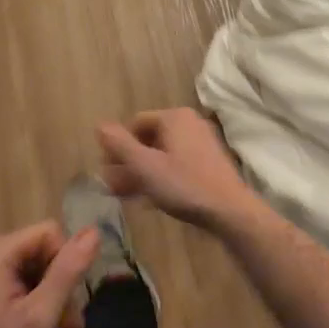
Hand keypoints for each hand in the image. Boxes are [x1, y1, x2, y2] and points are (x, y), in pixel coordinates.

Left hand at [0, 221, 98, 327]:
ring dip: (48, 296)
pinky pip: (12, 283)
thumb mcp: (41, 318)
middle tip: (70, 323)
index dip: (65, 263)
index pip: (48, 233)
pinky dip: (30, 301)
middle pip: (38, 250)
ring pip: (29, 268)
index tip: (67, 302)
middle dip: (58, 283)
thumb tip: (94, 230)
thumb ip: (69, 271)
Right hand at [96, 108, 263, 230]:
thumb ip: (121, 146)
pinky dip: (159, 176)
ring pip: (161, 154)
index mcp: (174, 118)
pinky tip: (146, 199)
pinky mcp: (207, 161)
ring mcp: (200, 142)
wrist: (229, 209)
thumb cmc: (184, 185)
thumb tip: (99, 125)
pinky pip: (175, 164)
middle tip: (110, 186)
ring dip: (140, 172)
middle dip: (128, 162)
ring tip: (122, 195)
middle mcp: (189, 123)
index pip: (135, 123)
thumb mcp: (146, 167)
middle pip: (149, 138)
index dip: (117, 146)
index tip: (106, 171)